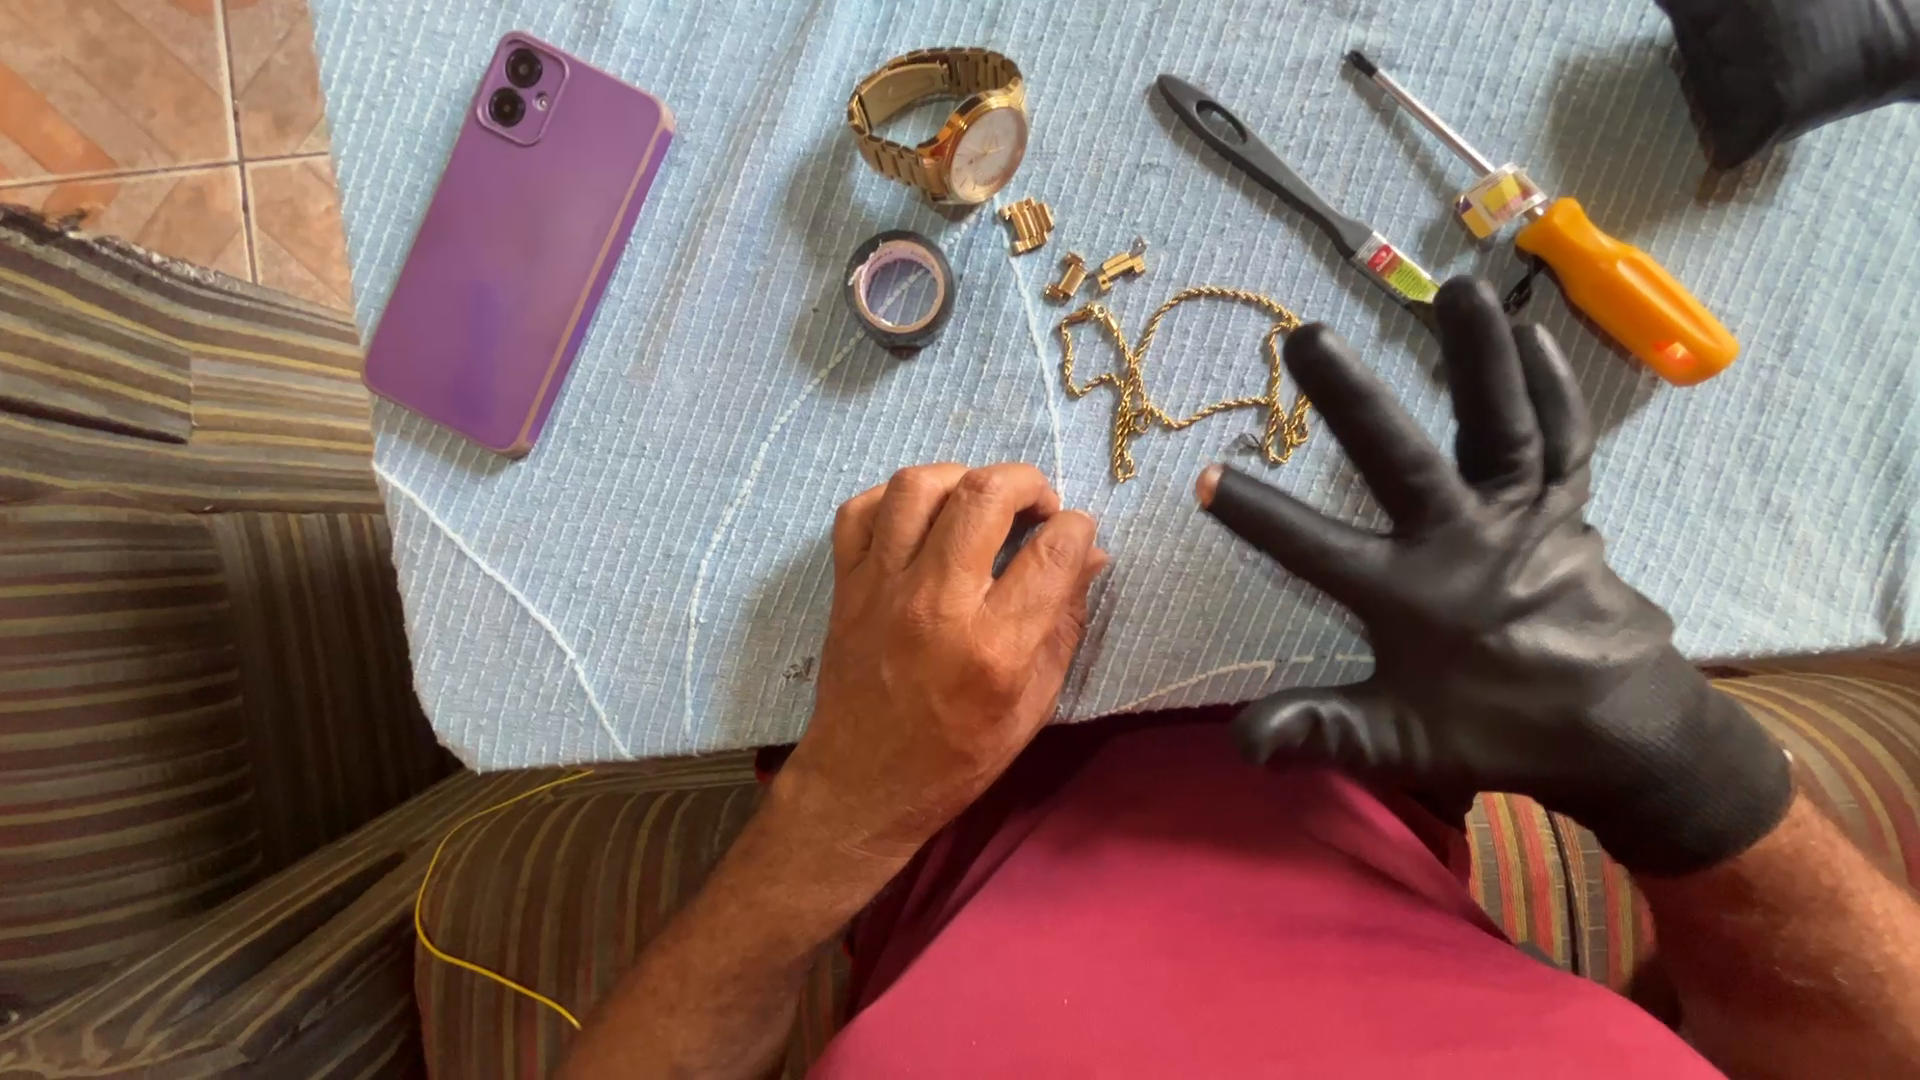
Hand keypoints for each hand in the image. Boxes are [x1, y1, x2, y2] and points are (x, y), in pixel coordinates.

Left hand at [771, 464, 1106, 862]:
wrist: (865, 781)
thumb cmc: (960, 754)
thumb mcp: (1035, 703)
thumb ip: (1065, 622)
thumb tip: (1090, 553)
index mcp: (994, 645)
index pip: (1051, 552)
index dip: (1077, 528)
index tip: (1076, 533)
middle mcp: (936, 603)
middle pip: (984, 496)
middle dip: (1027, 482)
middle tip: (1037, 505)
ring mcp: (881, 588)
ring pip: (918, 487)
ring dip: (961, 478)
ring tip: (979, 502)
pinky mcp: (846, 585)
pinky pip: (860, 509)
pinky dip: (895, 498)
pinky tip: (921, 517)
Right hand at [1196, 278, 1791, 874]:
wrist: (1626, 735)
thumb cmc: (1498, 732)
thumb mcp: (1399, 744)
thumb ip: (1320, 732)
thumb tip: (1238, 742)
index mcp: (1410, 596)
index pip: (1314, 548)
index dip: (1257, 514)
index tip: (1205, 477)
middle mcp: (1463, 542)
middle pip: (1403, 461)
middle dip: (1353, 400)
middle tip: (1308, 337)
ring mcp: (1524, 517)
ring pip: (1503, 427)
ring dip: (1479, 356)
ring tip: (1457, 289)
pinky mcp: (1568, 508)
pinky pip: (1566, 441)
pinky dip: (1552, 388)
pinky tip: (1534, 337)